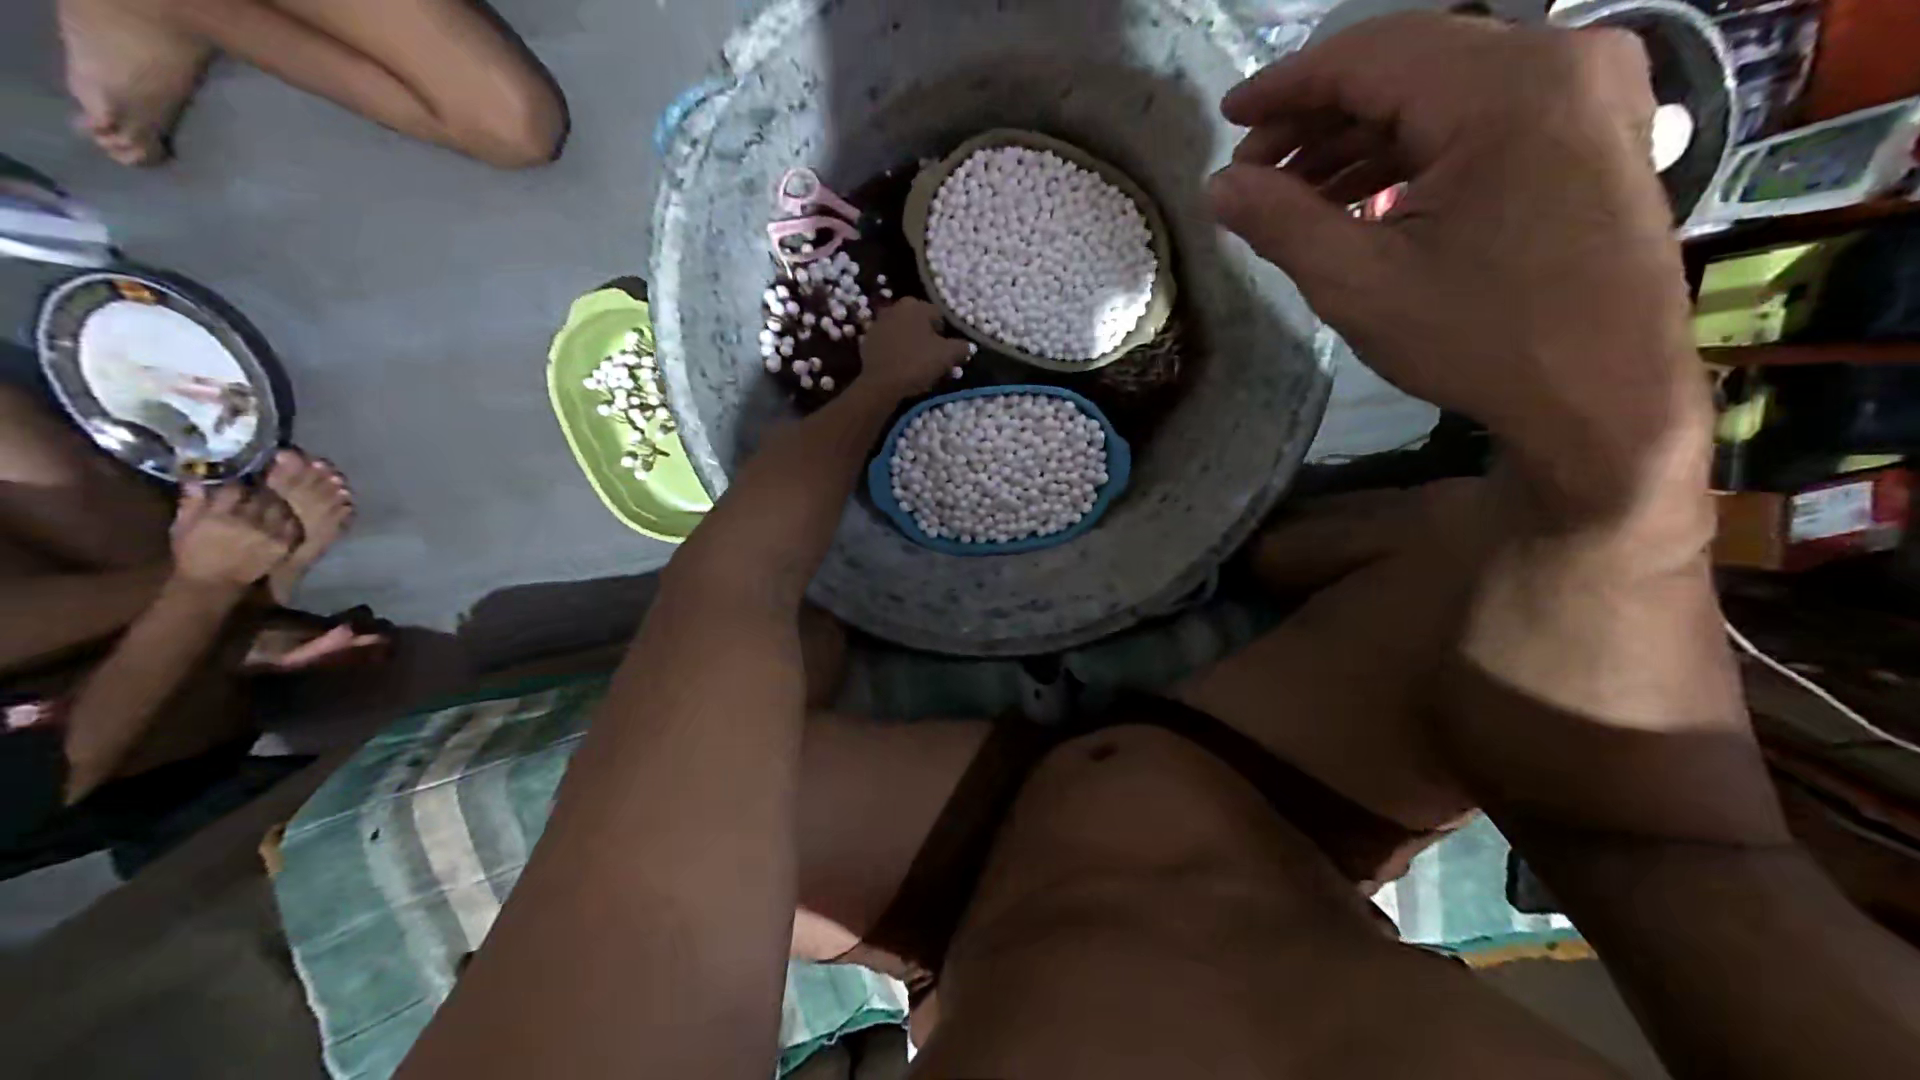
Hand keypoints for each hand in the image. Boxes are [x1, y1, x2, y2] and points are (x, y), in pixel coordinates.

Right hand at [170, 483, 299, 588]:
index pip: (235, 489)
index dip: (239, 483)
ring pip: (281, 508)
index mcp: (219, 515)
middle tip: (262, 491)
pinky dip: (290, 518)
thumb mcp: (182, 526)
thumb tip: (193, 480)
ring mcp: (268, 532)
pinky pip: (293, 524)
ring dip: (278, 503)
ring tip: (274, 503)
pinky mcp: (283, 543)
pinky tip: (284, 517)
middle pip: (262, 496)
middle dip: (262, 492)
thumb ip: (191, 502)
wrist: (213, 582)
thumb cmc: (192, 553)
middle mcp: (247, 521)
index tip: (240, 484)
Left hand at [857, 299, 970, 399]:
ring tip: (915, 364)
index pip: (938, 316)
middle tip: (932, 358)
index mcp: (916, 306)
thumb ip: (962, 347)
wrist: (881, 384)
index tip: (945, 353)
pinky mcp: (867, 340)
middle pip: (919, 323)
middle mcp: (895, 308)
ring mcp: (878, 323)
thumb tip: (967, 346)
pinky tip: (900, 367)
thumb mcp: (947, 356)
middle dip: (926, 337)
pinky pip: (889, 343)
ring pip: (903, 332)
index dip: (945, 335)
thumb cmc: (917, 364)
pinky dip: (896, 351)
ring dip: (910, 343)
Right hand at [1209, 14, 1710, 522]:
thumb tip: (1217, 185)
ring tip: (1295, 194)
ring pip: (1442, 90)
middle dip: (1318, 116)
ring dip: (1359, 137)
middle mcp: (1561, 58)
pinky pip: (1480, 117)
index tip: (1228, 118)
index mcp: (1505, 86)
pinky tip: (1359, 196)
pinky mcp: (1591, 130)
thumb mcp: (1357, 283)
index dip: (1287, 85)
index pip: (1369, 54)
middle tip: (1254, 171)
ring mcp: (1588, 91)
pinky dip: (1411, 149)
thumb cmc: (1478, 338)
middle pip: (1407, 64)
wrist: (1604, 394)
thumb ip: (1279, 222)